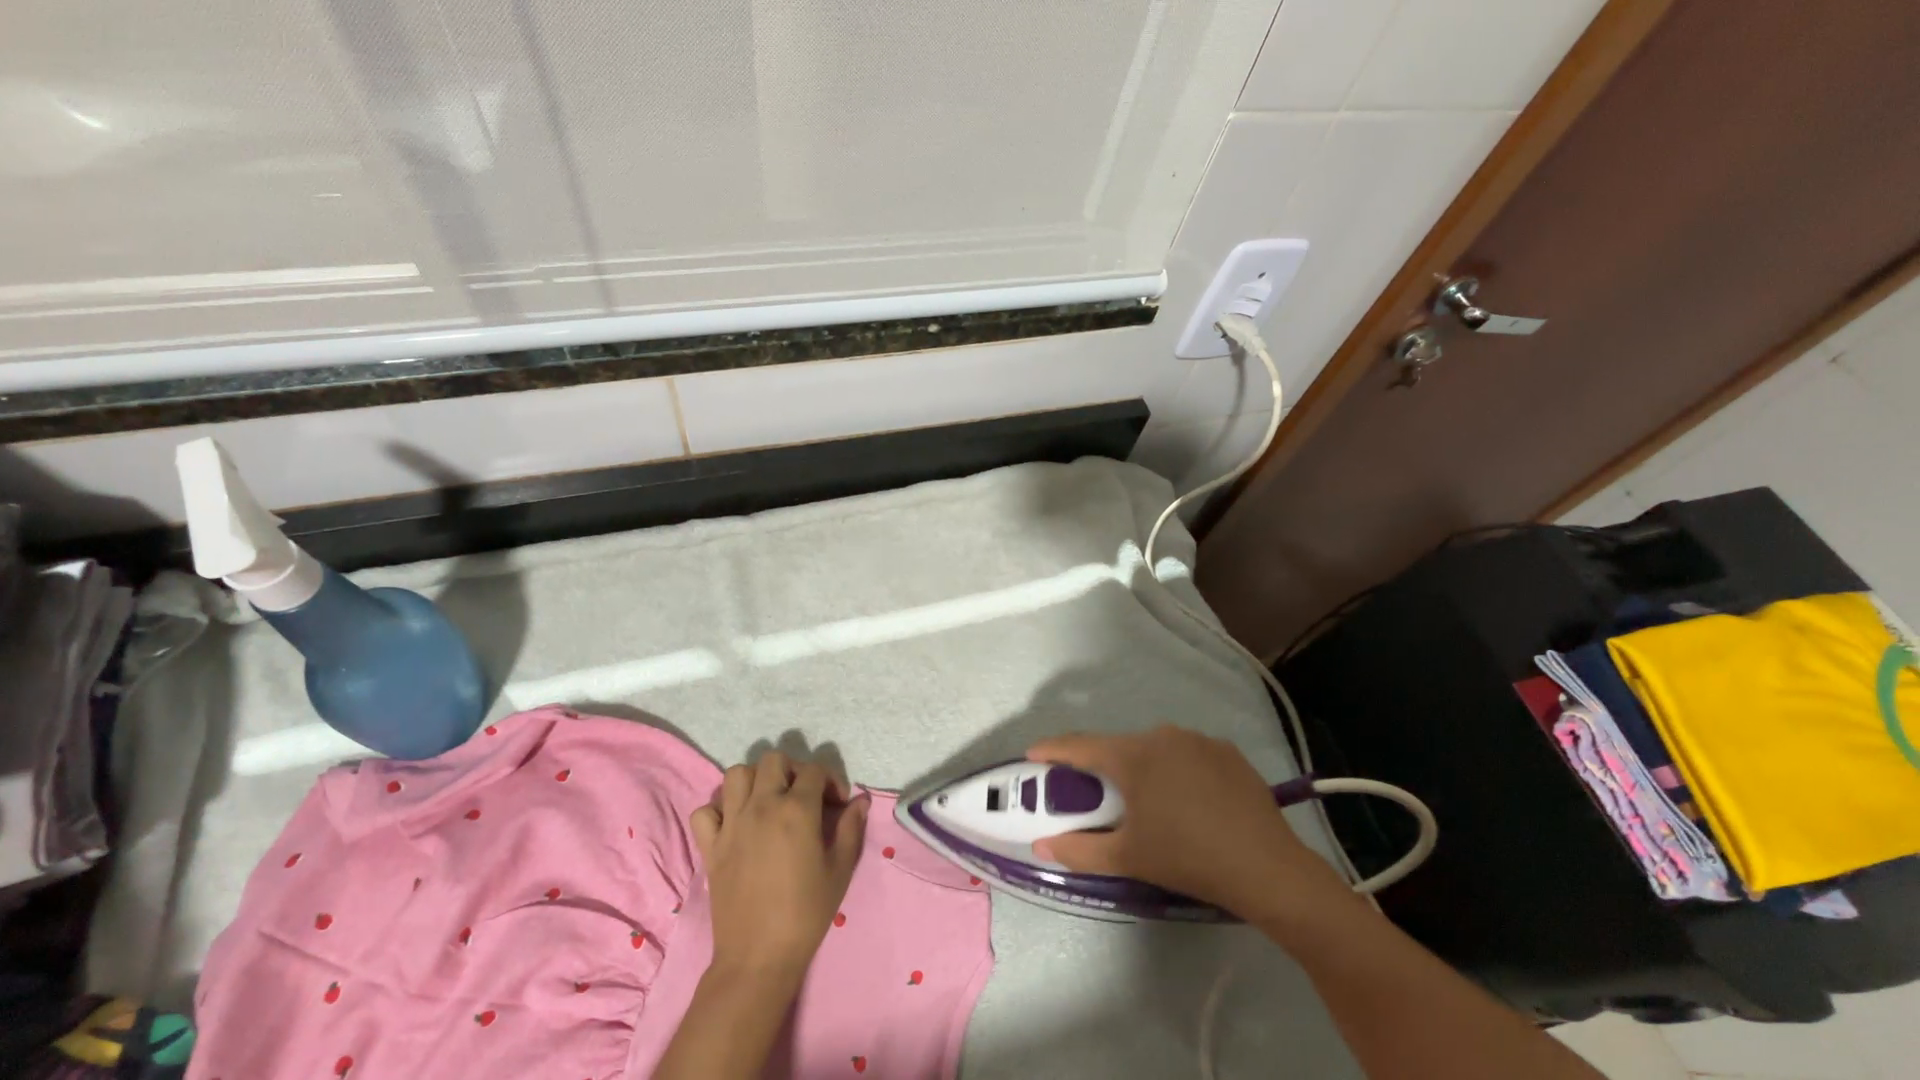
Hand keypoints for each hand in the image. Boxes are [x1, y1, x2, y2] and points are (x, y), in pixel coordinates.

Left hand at [691, 751, 869, 984]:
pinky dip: (718, 810)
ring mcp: (731, 824)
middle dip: (792, 770)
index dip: (830, 781)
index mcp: (797, 810)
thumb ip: (850, 829)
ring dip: (755, 780)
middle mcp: (761, 806)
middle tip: (803, 797)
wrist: (759, 954)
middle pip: (773, 760)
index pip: (814, 771)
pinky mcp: (709, 845)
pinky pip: (705, 810)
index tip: (837, 805)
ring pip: (736, 774)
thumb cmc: (807, 913)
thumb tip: (859, 801)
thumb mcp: (840, 870)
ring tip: (768, 802)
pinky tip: (735, 825)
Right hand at [1026, 726, 1346, 916]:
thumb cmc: (1186, 859)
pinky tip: (1185, 801)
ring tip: (1145, 803)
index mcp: (1133, 757)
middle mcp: (1164, 736)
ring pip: (1156, 750)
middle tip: (1093, 795)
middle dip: (1102, 768)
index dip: (1053, 750)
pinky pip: (1187, 755)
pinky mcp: (1228, 753)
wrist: (1265, 867)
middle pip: (1120, 748)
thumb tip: (1041, 845)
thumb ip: (1078, 849)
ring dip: (1142, 769)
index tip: (1033, 754)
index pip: (1081, 747)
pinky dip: (1176, 772)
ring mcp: (1200, 741)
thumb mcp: (1127, 858)